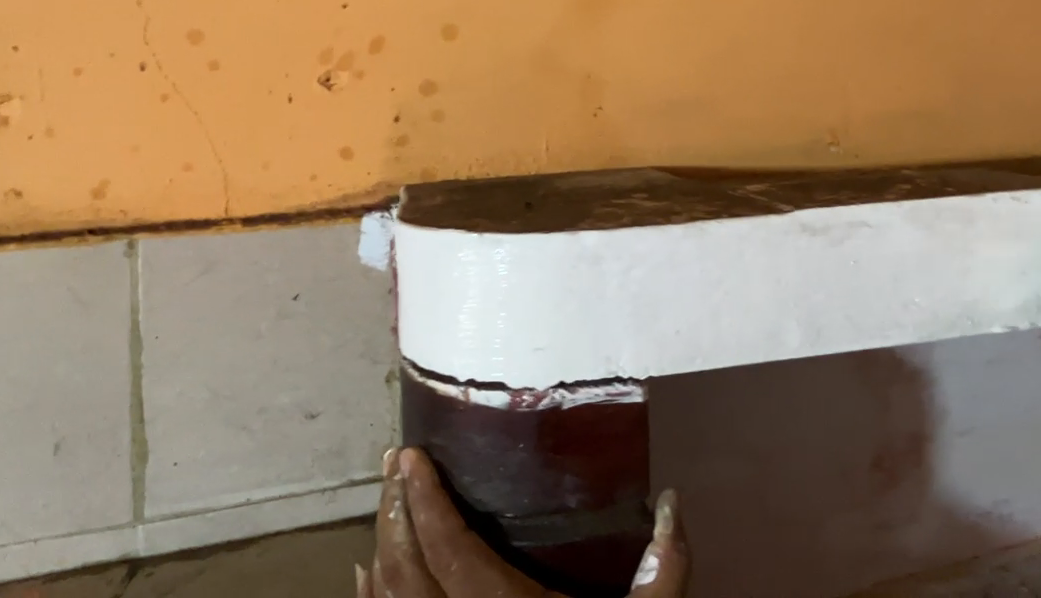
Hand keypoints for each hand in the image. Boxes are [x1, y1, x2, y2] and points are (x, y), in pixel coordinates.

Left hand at [359, 447, 689, 597]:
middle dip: (395, 509)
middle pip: (406, 567)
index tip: (415, 456)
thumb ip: (664, 570)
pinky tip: (367, 569)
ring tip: (388, 496)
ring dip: (381, 542)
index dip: (426, 500)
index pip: (449, 548)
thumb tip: (673, 499)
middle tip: (398, 460)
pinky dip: (371, 595)